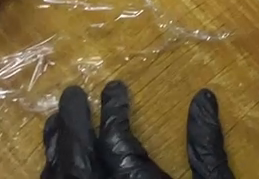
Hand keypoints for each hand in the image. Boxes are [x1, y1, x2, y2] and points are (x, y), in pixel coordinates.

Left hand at [41, 81, 233, 178]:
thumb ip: (206, 147)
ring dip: (51, 159)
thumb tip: (202, 96)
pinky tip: (54, 174)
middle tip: (70, 96)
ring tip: (55, 127)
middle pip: (72, 167)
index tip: (113, 87)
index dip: (111, 113)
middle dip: (69, 129)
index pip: (113, 144)